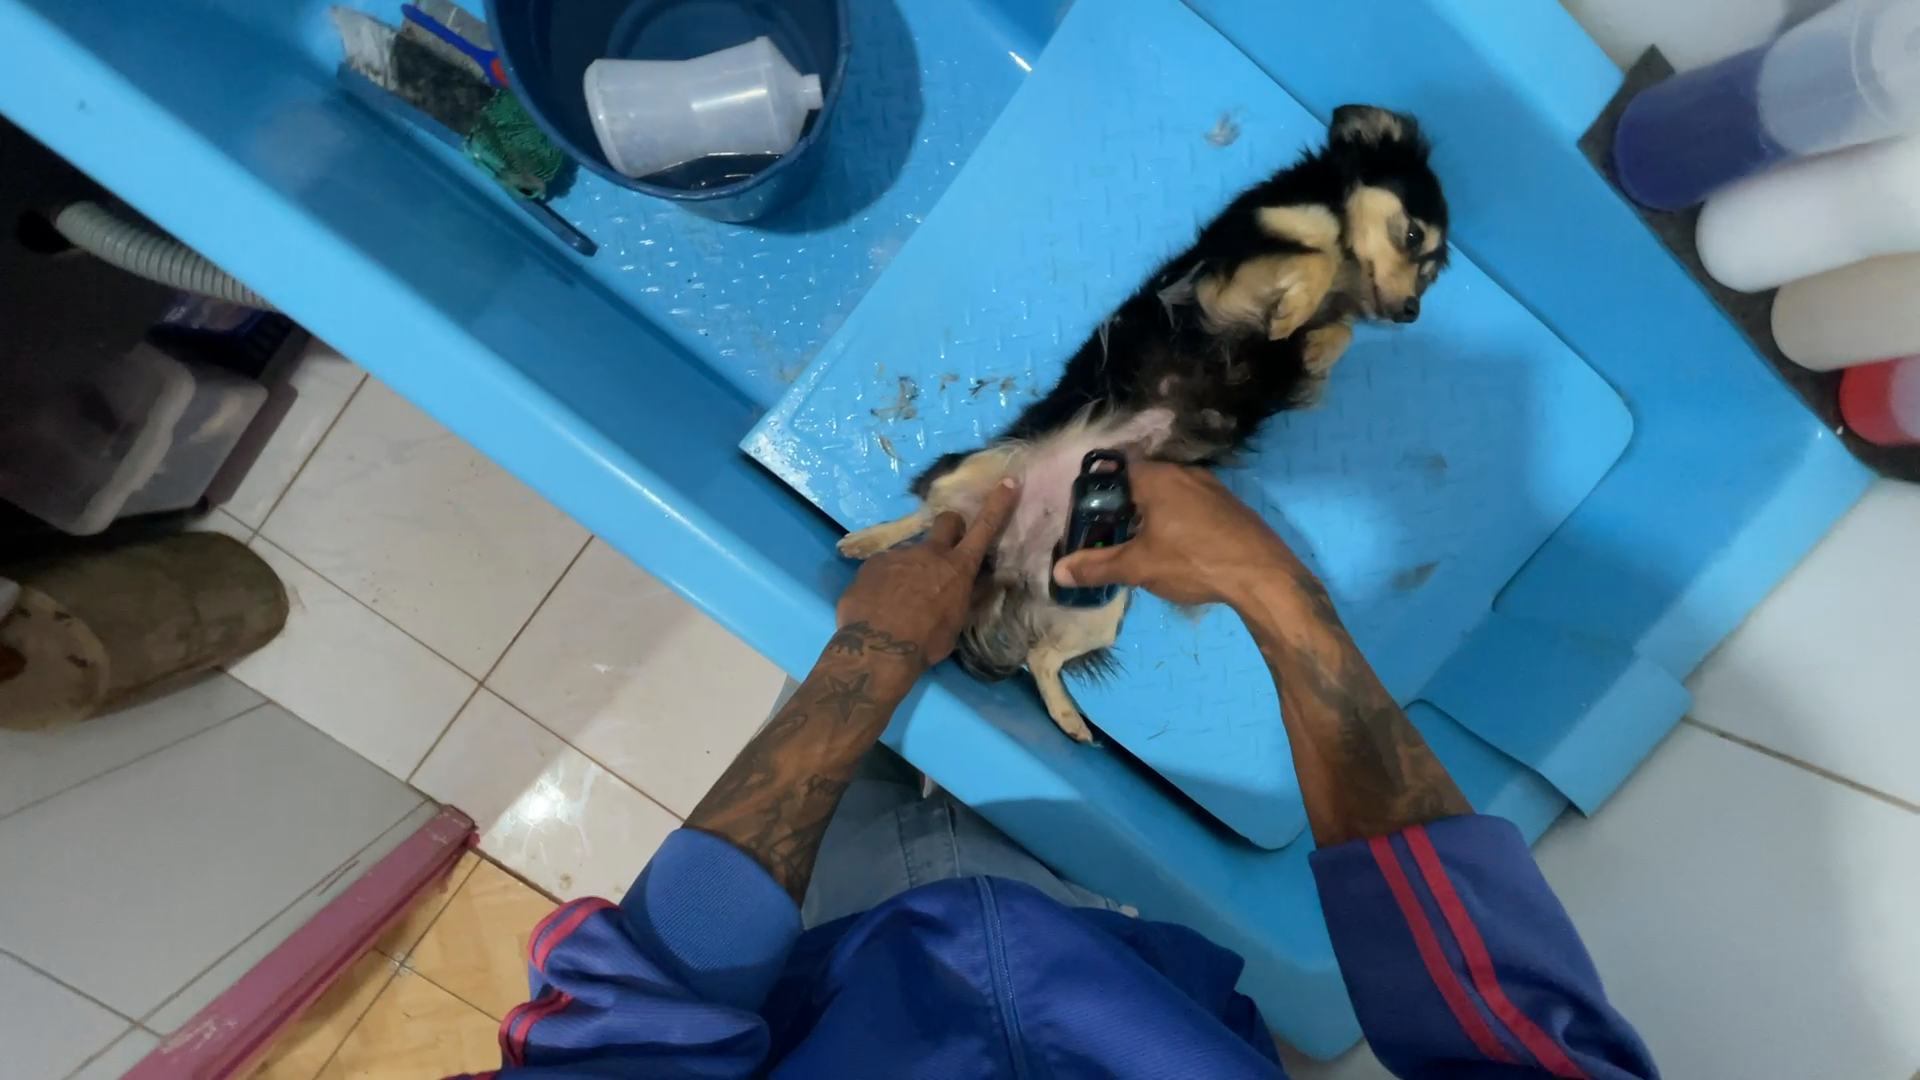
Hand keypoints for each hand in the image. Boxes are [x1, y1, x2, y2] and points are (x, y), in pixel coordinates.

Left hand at [833, 479, 1019, 667]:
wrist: (877, 647)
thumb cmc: (926, 641)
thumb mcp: (956, 623)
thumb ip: (969, 596)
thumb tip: (990, 581)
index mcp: (958, 567)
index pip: (984, 528)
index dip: (997, 504)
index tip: (1007, 482)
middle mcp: (930, 552)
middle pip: (946, 521)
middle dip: (950, 528)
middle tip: (945, 550)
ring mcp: (899, 554)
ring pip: (912, 551)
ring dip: (913, 566)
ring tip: (901, 597)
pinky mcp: (872, 563)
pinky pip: (885, 566)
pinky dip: (887, 579)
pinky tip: (880, 601)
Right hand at [1052, 463, 1305, 608]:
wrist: (1264, 576)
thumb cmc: (1193, 561)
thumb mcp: (1138, 566)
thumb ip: (1096, 566)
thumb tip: (1058, 572)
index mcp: (1157, 477)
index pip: (1114, 469)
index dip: (1095, 492)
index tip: (1085, 517)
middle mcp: (1183, 472)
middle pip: (1140, 483)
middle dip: (1120, 508)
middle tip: (1107, 536)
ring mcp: (1211, 487)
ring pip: (1167, 494)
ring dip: (1148, 515)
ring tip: (1137, 546)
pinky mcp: (1228, 506)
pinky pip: (1189, 504)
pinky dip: (1173, 520)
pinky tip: (1174, 548)